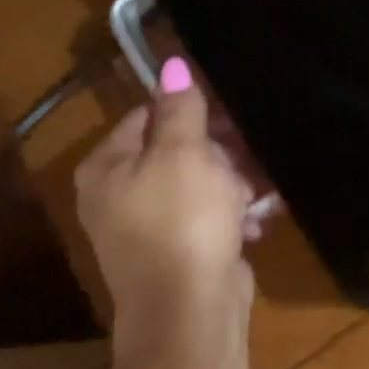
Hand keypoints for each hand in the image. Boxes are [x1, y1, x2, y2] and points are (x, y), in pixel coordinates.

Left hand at [75, 57, 263, 325]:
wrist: (189, 304)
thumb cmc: (181, 220)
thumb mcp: (183, 154)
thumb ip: (181, 110)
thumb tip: (172, 64)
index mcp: (107, 167)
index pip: (148, 116)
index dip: (193, 109)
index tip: (235, 112)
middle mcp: (119, 193)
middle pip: (179, 150)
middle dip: (224, 150)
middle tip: (254, 151)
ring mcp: (149, 225)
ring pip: (203, 182)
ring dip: (237, 182)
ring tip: (261, 190)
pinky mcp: (180, 248)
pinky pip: (212, 215)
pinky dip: (236, 212)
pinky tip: (258, 218)